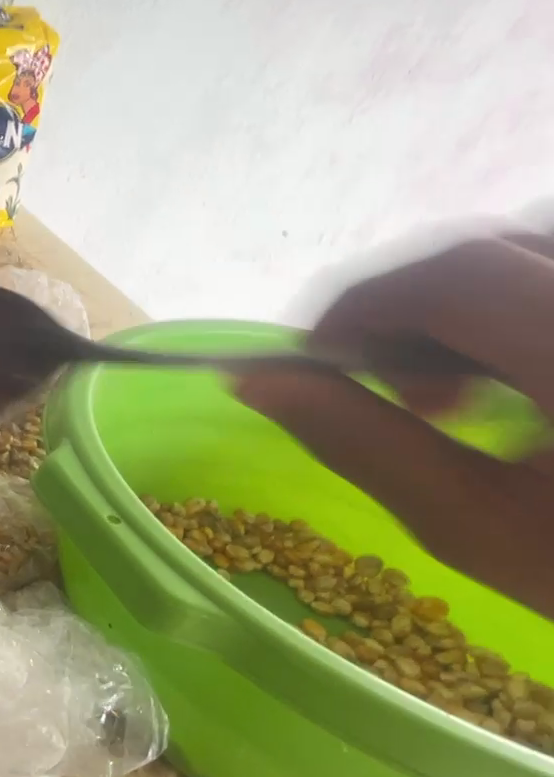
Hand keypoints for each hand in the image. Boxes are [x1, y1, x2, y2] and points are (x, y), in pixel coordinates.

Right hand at [234, 234, 553, 616]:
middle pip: (504, 250)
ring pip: (545, 254)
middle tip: (410, 390)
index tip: (319, 363)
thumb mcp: (474, 526)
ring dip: (483, 297)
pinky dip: (533, 304)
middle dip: (420, 306)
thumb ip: (358, 440)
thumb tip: (251, 379)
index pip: (453, 274)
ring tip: (479, 382)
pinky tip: (536, 371)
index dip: (362, 305)